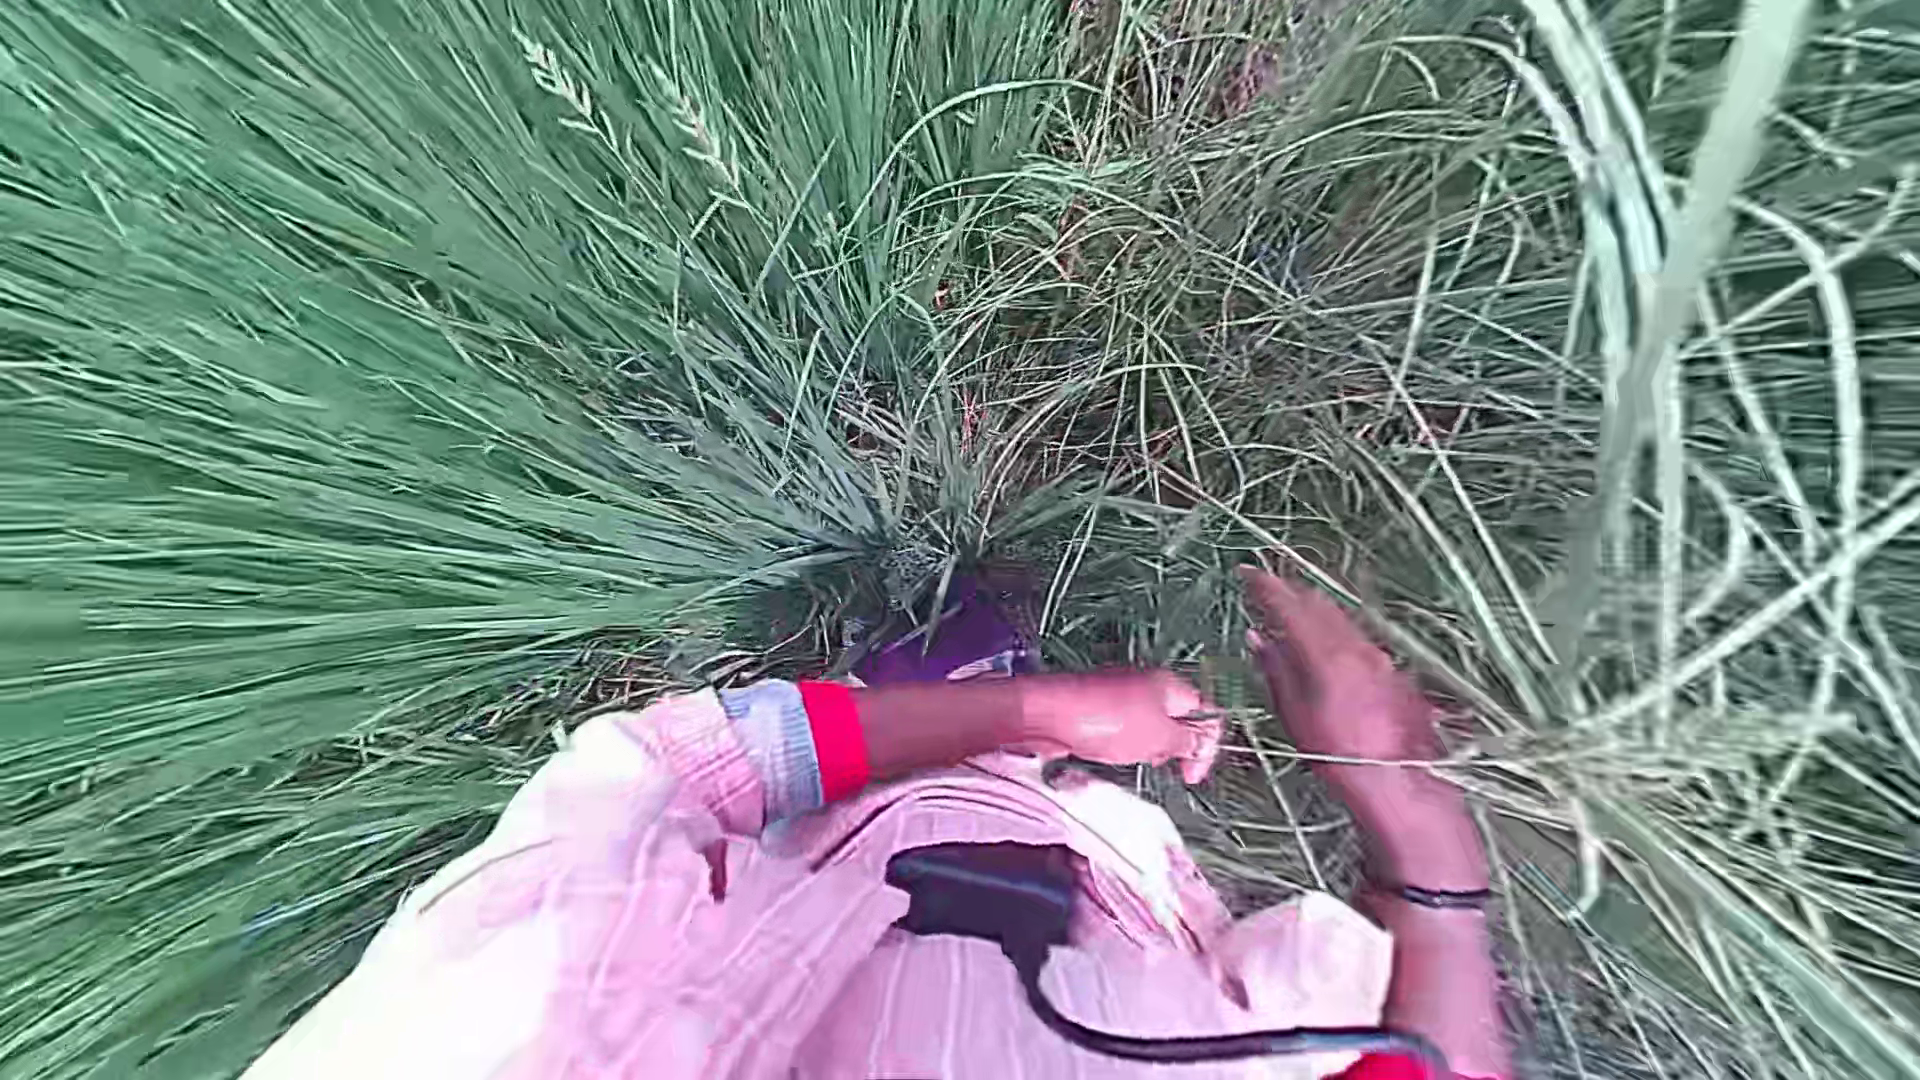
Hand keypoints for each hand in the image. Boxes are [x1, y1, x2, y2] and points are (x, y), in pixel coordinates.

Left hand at [1016, 670, 1221, 783]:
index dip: (1206, 745)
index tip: (1191, 773)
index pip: (1205, 712)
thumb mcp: (1160, 737)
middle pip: (1176, 720)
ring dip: (1146, 749)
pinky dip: (1122, 745)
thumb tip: (1197, 744)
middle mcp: (1146, 685)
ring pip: (1148, 728)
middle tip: (1158, 761)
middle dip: (1173, 747)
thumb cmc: (1107, 721)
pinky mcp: (1098, 708)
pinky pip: (1122, 730)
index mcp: (1168, 685)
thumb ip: (1187, 742)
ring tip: (1130, 756)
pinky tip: (1110, 752)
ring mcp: (1120, 695)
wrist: (1050, 713)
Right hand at [1236, 565, 1437, 768]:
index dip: (1266, 586)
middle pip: (1317, 602)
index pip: (1289, 606)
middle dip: (1288, 588)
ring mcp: (1377, 654)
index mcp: (1325, 655)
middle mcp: (1354, 646)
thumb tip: (1257, 638)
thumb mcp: (1293, 711)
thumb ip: (1275, 666)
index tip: (1248, 573)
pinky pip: (1353, 630)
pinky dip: (1330, 621)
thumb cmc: (1337, 752)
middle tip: (1265, 583)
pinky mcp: (1390, 666)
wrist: (1398, 780)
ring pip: (1338, 614)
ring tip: (1288, 602)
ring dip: (1310, 602)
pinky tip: (1321, 631)